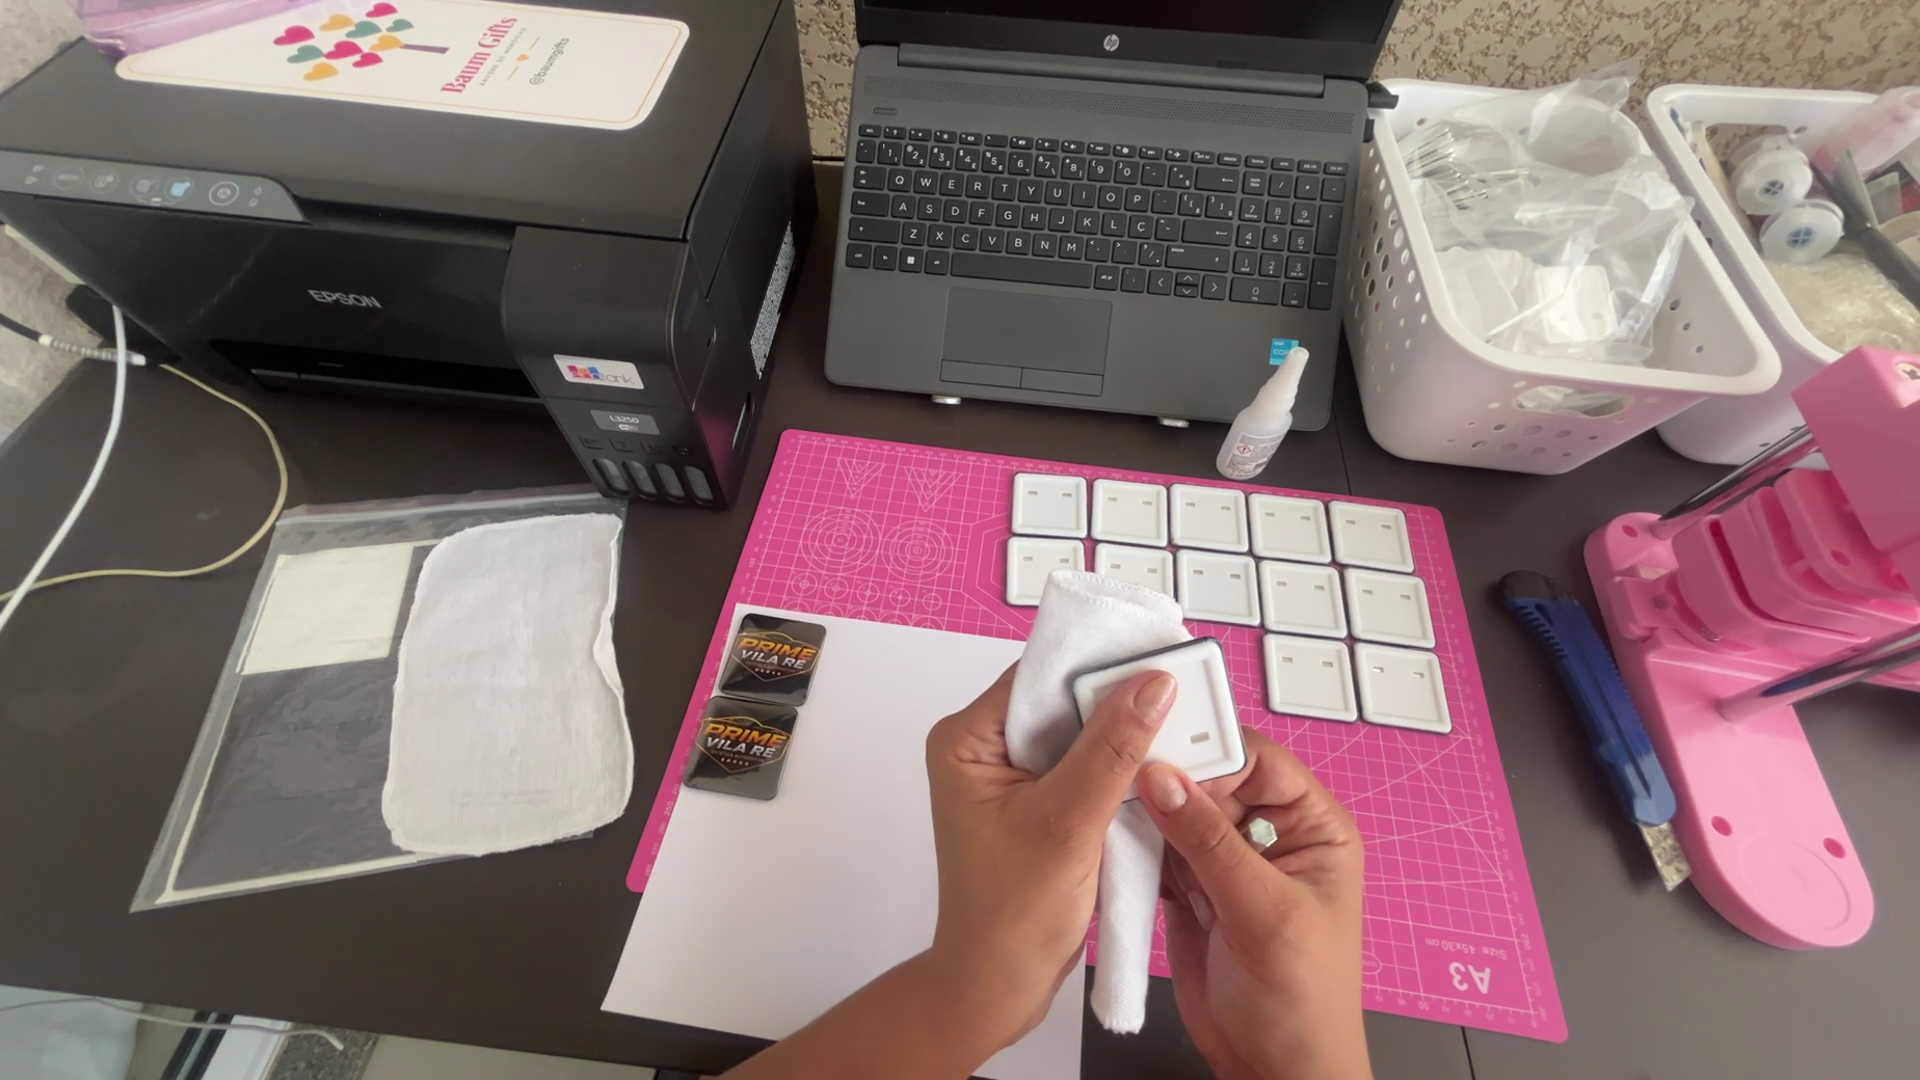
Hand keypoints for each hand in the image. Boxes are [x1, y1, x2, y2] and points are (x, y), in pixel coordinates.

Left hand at [922, 663, 1176, 1052]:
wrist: (998, 986)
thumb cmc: (1011, 915)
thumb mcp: (1066, 823)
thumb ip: (1110, 751)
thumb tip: (1151, 687)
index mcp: (966, 739)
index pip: (1035, 679)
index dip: (1093, 669)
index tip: (1149, 661)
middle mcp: (982, 746)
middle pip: (1057, 702)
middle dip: (1111, 702)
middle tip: (1171, 693)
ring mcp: (1008, 772)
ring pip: (1073, 731)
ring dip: (1117, 735)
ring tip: (1170, 726)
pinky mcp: (1034, 796)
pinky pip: (1078, 762)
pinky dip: (1113, 764)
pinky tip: (1148, 764)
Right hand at [1140, 731, 1370, 1079]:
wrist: (1268, 1072)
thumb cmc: (1303, 1004)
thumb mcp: (1265, 916)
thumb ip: (1210, 843)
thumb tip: (1161, 778)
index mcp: (1309, 825)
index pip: (1256, 759)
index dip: (1211, 751)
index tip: (1162, 748)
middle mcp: (1264, 830)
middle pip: (1209, 777)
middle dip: (1168, 775)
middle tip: (1122, 768)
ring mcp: (1222, 854)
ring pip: (1175, 805)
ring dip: (1144, 805)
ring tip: (1108, 795)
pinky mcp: (1187, 878)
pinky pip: (1154, 840)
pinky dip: (1132, 838)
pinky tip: (1111, 831)